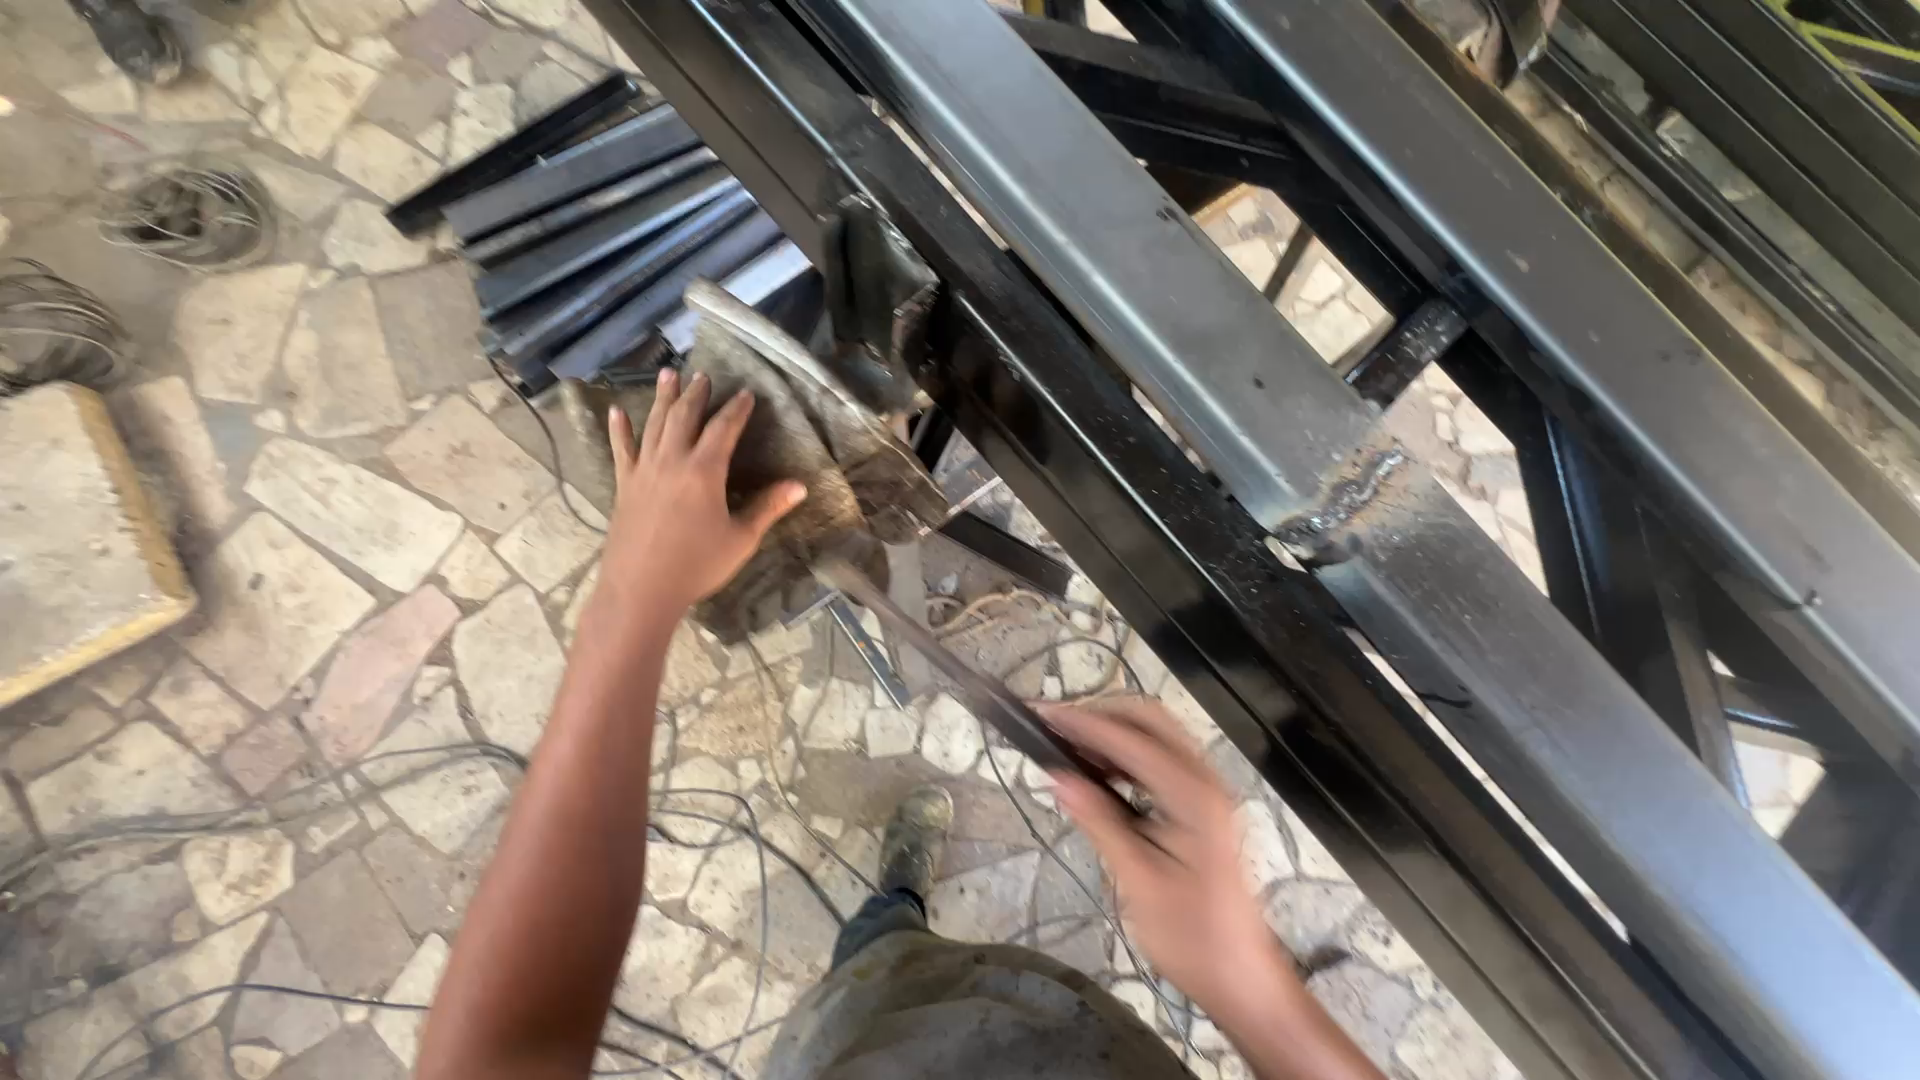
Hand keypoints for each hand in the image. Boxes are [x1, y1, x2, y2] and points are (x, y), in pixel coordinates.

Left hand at [601, 369, 807, 615]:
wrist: (640, 589)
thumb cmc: (697, 565)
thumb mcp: (741, 539)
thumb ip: (767, 508)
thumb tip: (799, 486)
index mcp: (704, 471)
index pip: (724, 429)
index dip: (737, 409)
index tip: (747, 393)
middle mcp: (672, 461)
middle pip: (685, 417)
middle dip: (697, 394)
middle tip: (704, 375)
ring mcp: (644, 470)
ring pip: (654, 424)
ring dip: (662, 398)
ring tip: (668, 374)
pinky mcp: (624, 485)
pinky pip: (622, 449)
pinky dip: (620, 429)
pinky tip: (616, 412)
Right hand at [1043, 698, 1300, 1022]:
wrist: (1243, 980)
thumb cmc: (1192, 938)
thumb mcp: (1139, 882)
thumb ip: (1100, 822)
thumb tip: (1058, 777)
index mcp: (1193, 795)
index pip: (1130, 738)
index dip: (1082, 722)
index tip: (1039, 717)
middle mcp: (1204, 779)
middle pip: (1148, 719)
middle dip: (1099, 715)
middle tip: (1053, 730)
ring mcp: (1205, 789)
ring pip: (1154, 734)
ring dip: (1110, 733)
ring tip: (1065, 748)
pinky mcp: (1199, 804)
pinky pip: (1158, 759)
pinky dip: (1123, 755)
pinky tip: (1095, 773)